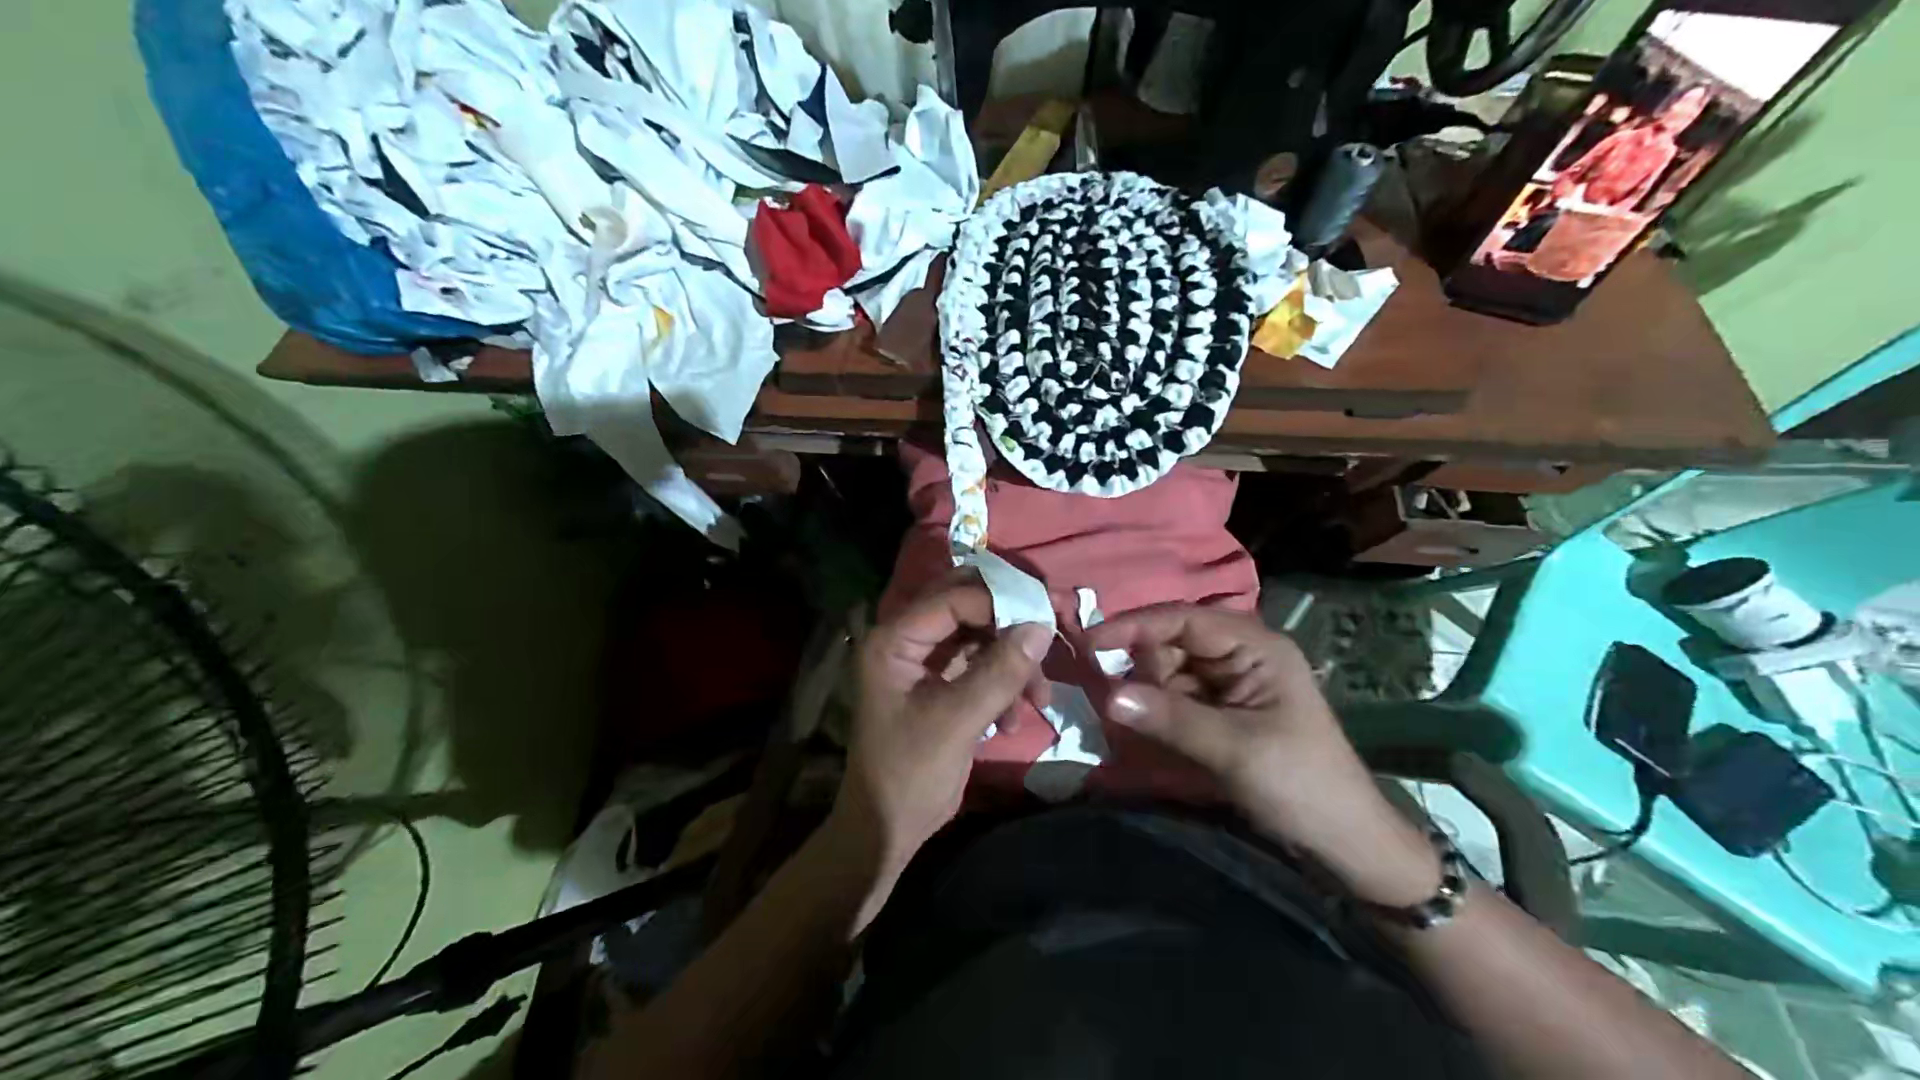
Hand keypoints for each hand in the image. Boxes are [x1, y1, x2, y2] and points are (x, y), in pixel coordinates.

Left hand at [830, 579, 1050, 880]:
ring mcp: (923, 661)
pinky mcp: (941, 683)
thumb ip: (998, 673)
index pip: (953, 598)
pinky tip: (1014, 720)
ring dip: (1012, 660)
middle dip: (1010, 621)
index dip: (1000, 602)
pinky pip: (980, 664)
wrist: (887, 827)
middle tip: (1049, 630)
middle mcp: (906, 640)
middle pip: (966, 606)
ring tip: (1039, 698)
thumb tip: (1041, 628)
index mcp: (894, 640)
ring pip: (979, 636)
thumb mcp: (956, 721)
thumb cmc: (910, 773)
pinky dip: (1003, 683)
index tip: (1045, 617)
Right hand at [1089, 604, 1439, 906]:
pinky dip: (1157, 709)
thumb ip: (1169, 717)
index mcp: (1255, 647)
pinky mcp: (1224, 711)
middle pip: (1172, 642)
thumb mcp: (1233, 748)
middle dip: (1141, 667)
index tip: (1090, 644)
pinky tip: (1144, 728)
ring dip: (1146, 691)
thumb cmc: (1299, 784)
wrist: (1344, 842)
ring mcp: (1233, 683)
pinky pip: (1177, 697)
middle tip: (1117, 700)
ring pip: (1170, 670)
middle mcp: (1242, 655)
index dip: (1133, 626)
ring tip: (1130, 720)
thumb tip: (1108, 695)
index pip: (1183, 619)